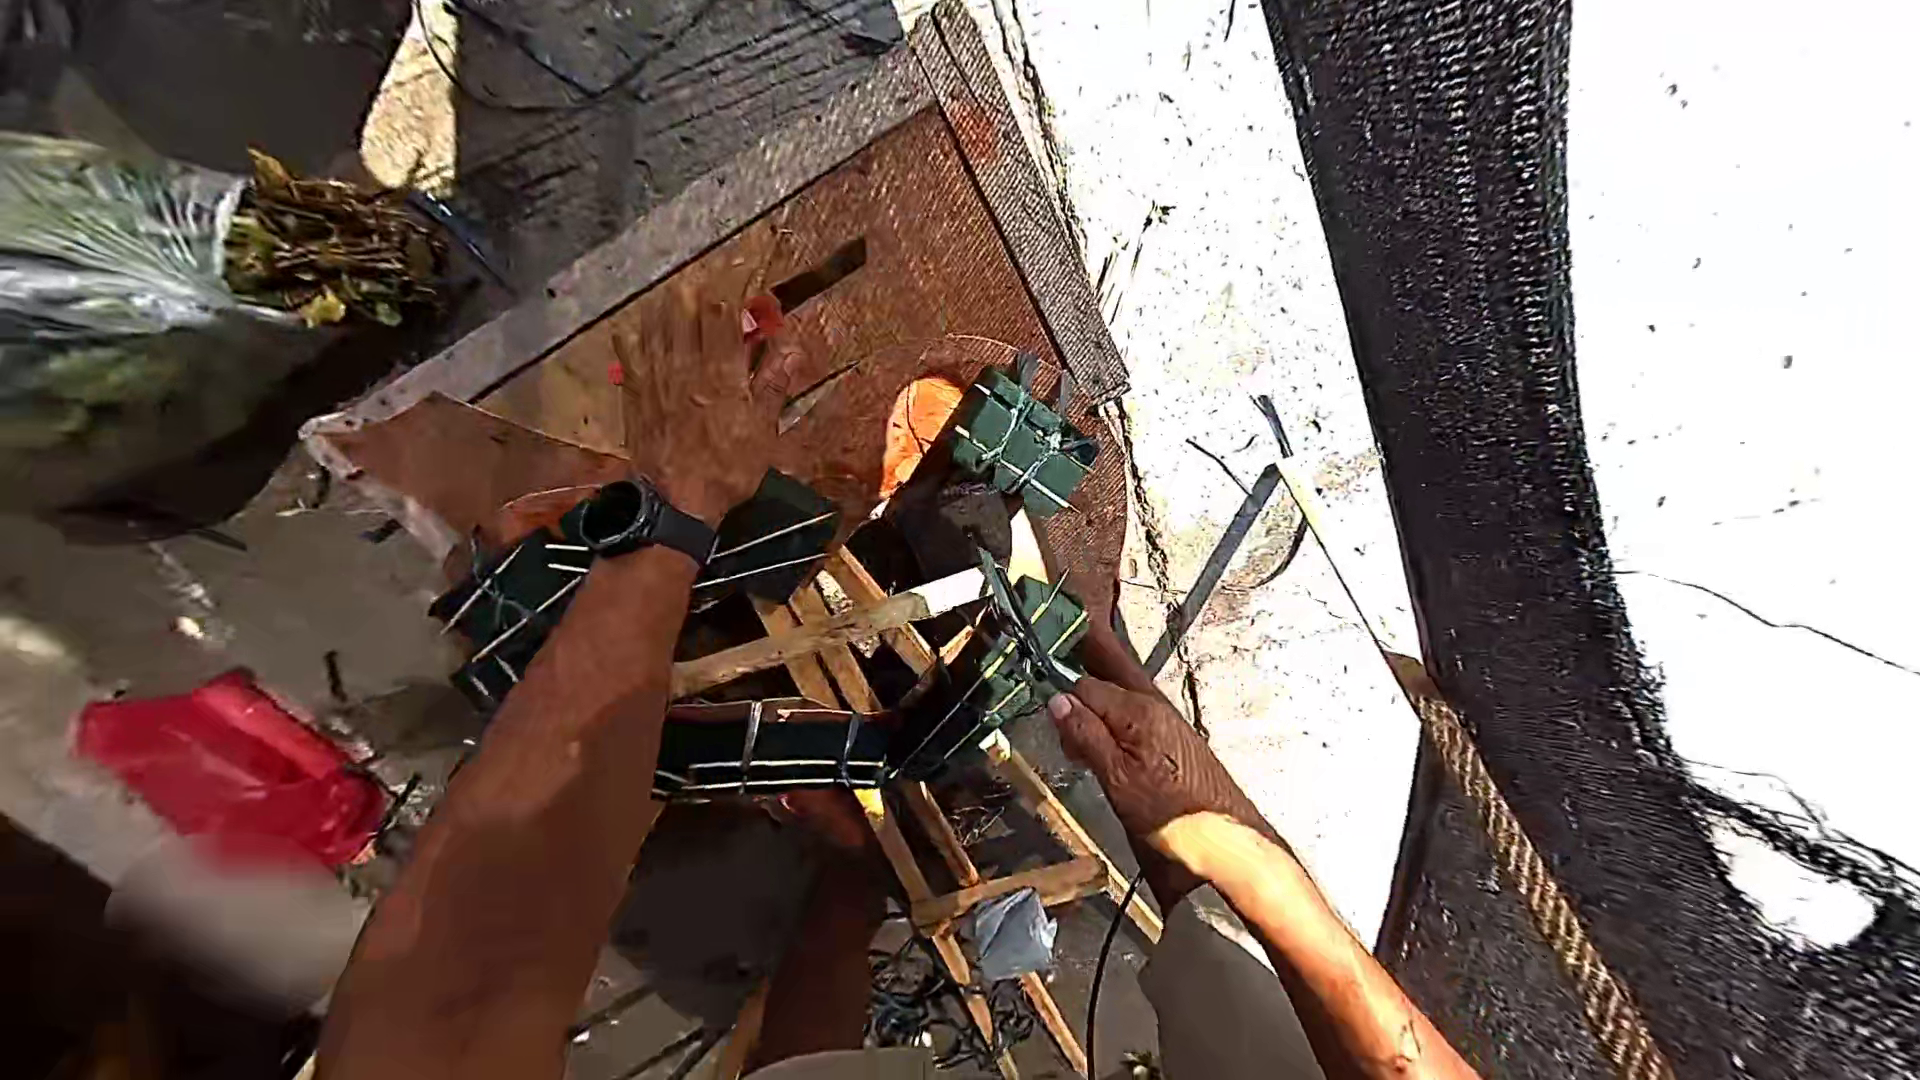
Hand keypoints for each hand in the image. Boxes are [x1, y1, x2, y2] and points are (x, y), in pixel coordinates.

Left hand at [613, 278, 802, 525]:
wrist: (678, 499)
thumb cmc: (730, 468)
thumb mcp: (763, 432)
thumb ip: (773, 386)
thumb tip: (791, 349)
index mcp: (722, 373)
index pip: (721, 314)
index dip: (728, 290)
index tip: (737, 281)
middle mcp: (685, 365)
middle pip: (684, 310)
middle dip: (696, 291)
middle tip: (705, 285)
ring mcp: (654, 376)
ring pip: (655, 323)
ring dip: (666, 305)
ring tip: (676, 296)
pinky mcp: (634, 391)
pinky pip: (628, 350)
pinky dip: (634, 333)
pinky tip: (639, 328)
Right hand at [1046, 622, 1282, 905]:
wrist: (1231, 846)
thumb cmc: (1171, 816)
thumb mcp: (1118, 781)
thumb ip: (1087, 735)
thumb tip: (1057, 699)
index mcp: (1138, 709)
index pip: (1086, 684)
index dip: (1063, 698)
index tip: (1049, 718)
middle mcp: (1154, 703)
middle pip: (1111, 668)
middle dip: (1084, 664)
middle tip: (1061, 676)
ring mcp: (1166, 718)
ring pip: (1121, 689)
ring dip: (1096, 696)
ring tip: (1076, 729)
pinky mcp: (1173, 736)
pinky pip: (1134, 708)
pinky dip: (1112, 714)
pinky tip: (1103, 739)